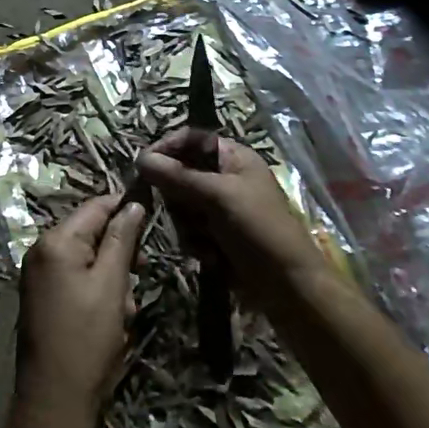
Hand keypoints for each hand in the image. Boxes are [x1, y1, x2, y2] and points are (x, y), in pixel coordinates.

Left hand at [11, 194, 145, 427]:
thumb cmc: (87, 338)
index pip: (94, 207)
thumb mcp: (111, 285)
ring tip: (124, 310)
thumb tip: (133, 204)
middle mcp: (41, 250)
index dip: (124, 205)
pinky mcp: (42, 295)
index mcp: (55, 241)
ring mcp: (38, 273)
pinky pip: (76, 278)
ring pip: (86, 259)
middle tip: (141, 274)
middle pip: (90, 233)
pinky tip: (112, 319)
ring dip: (112, 277)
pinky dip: (97, 291)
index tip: (154, 209)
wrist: (54, 397)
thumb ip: (121, 240)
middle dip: (119, 252)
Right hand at [137, 129, 322, 305]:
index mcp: (233, 157)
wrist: (288, 287)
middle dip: (178, 197)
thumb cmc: (259, 229)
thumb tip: (140, 159)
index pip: (189, 140)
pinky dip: (194, 241)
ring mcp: (219, 207)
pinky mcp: (215, 233)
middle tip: (187, 212)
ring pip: (179, 204)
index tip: (144, 165)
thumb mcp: (217, 196)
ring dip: (187, 224)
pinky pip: (187, 228)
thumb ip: (177, 176)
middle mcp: (224, 177)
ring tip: (204, 240)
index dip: (166, 148)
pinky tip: (210, 255)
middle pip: (179, 173)